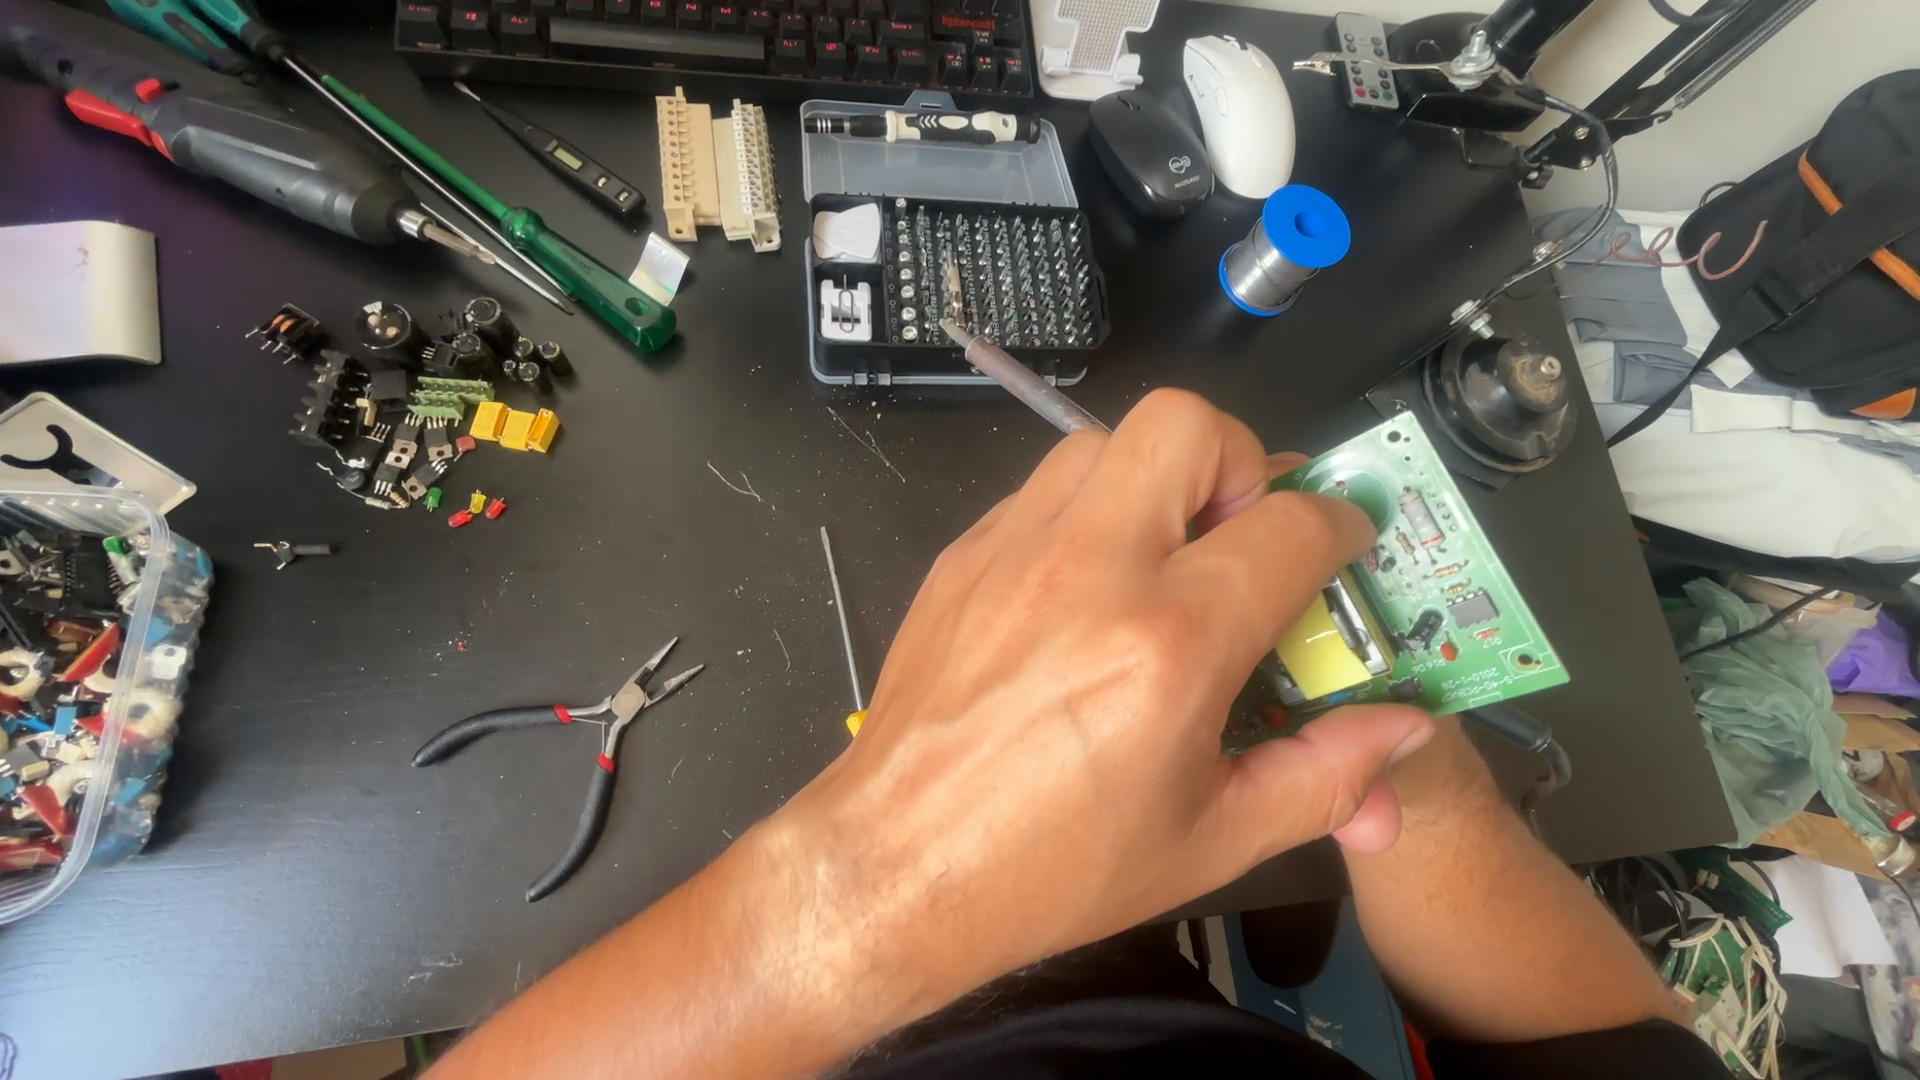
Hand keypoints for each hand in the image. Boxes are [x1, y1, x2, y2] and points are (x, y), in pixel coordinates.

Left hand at [754, 389, 1434, 1027]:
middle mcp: (1088, 569)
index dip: (1337, 527)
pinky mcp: (960, 557)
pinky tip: (1084, 583)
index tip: (1339, 547)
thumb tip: (1403, 725)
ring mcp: (1010, 551)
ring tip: (1162, 553)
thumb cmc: (1054, 868)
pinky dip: (1085, 510)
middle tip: (1237, 532)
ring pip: (1101, 442)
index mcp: (1167, 643)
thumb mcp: (1210, 840)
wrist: (897, 860)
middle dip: (1236, 461)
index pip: (1288, 526)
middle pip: (1184, 426)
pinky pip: (1040, 491)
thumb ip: (1325, 774)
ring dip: (1153, 476)